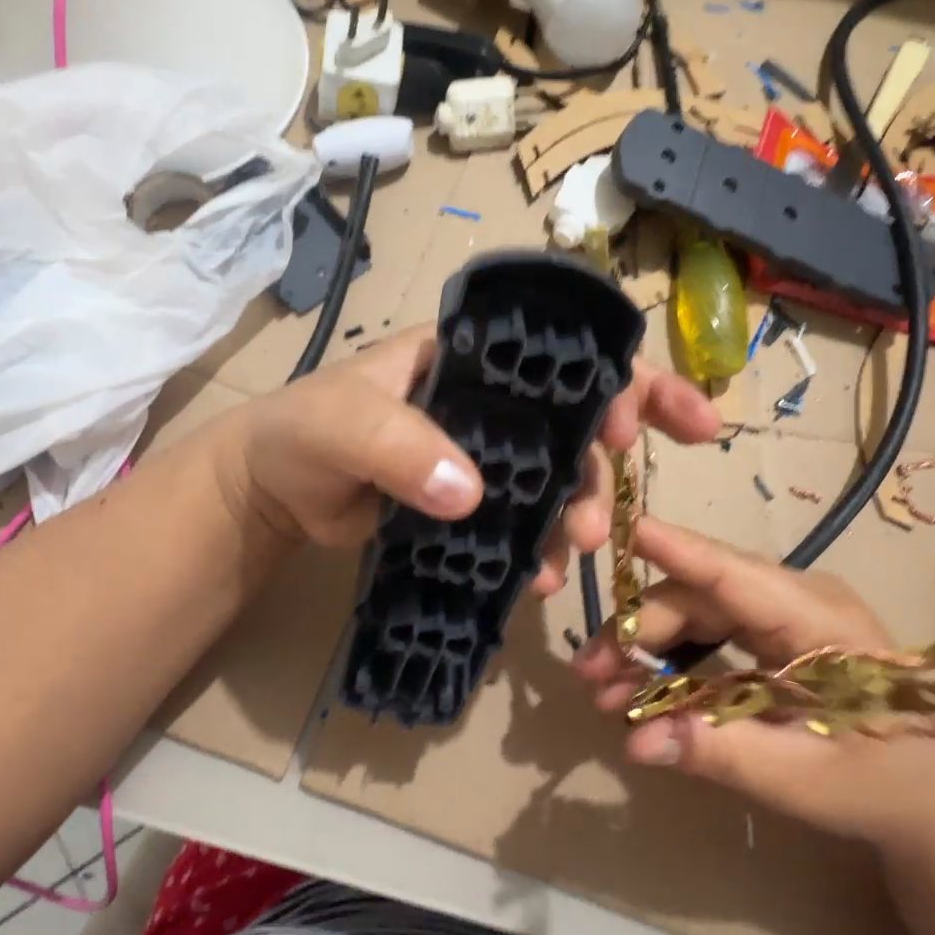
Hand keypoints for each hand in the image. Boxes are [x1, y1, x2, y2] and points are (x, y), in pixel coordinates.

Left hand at [217, 325, 719, 592]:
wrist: (272, 491)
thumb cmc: (302, 431)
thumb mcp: (343, 422)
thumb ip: (399, 446)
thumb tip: (471, 493)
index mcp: (472, 359)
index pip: (565, 356)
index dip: (625, 380)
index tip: (661, 424)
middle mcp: (492, 402)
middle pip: (576, 424)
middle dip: (603, 470)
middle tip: (599, 525)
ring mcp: (486, 455)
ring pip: (557, 480)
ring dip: (577, 517)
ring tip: (570, 558)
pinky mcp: (471, 506)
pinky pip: (524, 524)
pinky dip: (540, 549)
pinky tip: (536, 579)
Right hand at [574, 518, 934, 845]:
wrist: (927, 799)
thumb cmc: (882, 784)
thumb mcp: (804, 779)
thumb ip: (721, 752)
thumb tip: (635, 740)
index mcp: (819, 619)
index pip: (736, 574)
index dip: (679, 551)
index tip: (625, 529)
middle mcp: (795, 599)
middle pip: (700, 595)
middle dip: (638, 629)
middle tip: (588, 675)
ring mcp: (781, 612)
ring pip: (695, 610)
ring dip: (646, 645)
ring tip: (602, 691)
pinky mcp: (769, 632)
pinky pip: (708, 631)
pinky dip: (670, 659)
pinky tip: (639, 690)